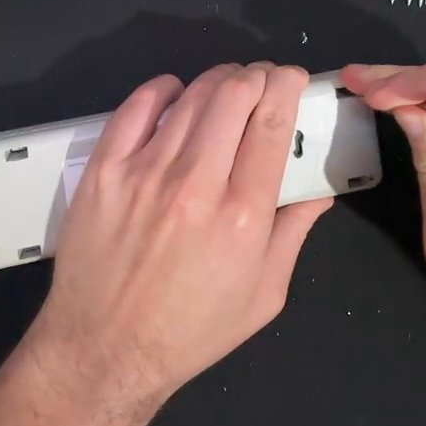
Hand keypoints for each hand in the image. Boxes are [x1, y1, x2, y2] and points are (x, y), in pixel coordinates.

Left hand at [0, 62, 331, 425]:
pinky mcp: (105, 170)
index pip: (272, 123)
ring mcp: (145, 173)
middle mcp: (196, 185)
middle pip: (234, 95)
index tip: (291, 77)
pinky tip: (176, 93)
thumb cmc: (192, 329)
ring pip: (192, 95)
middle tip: (261, 80)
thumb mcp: (263, 294)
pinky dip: (164, 88)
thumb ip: (294, 233)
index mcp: (242, 215)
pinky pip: (138, 106)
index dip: (287, 85)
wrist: (104, 351)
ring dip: (218, 78)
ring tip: (226, 85)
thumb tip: (321, 188)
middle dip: (256, 74)